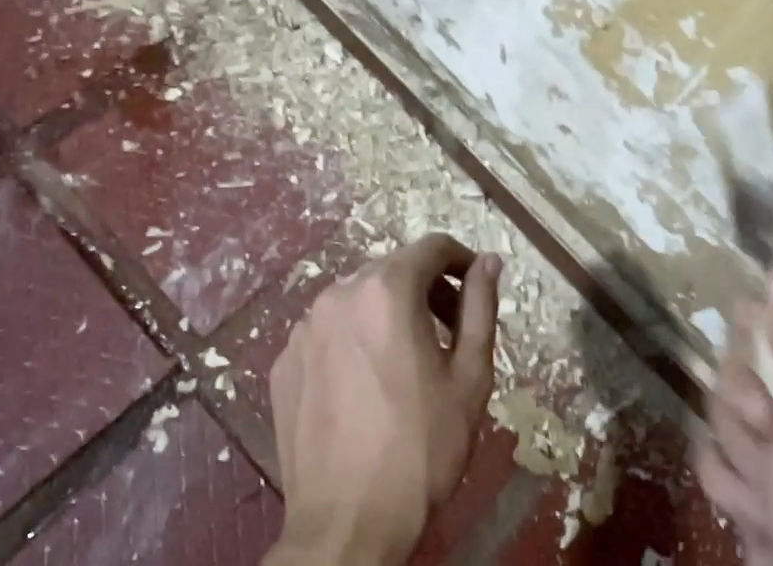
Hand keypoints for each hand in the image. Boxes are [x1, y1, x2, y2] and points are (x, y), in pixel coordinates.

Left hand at [263, 234, 501, 565]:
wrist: (347, 525)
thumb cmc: (422, 447)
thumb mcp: (470, 374)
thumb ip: (481, 306)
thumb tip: (488, 262)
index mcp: (387, 290)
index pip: (433, 247)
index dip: (462, 261)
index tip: (477, 289)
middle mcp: (338, 295)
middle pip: (393, 271)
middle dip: (428, 290)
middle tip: (451, 334)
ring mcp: (303, 331)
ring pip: (358, 301)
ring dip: (389, 315)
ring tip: (409, 363)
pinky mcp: (284, 364)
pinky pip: (329, 333)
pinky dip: (355, 341)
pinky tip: (367, 387)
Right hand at [697, 266, 772, 565]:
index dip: (761, 341)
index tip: (751, 358)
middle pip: (747, 368)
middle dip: (744, 407)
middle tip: (768, 432)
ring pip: (726, 416)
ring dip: (740, 455)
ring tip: (768, 490)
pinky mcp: (757, 482)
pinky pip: (719, 459)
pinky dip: (733, 488)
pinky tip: (756, 513)